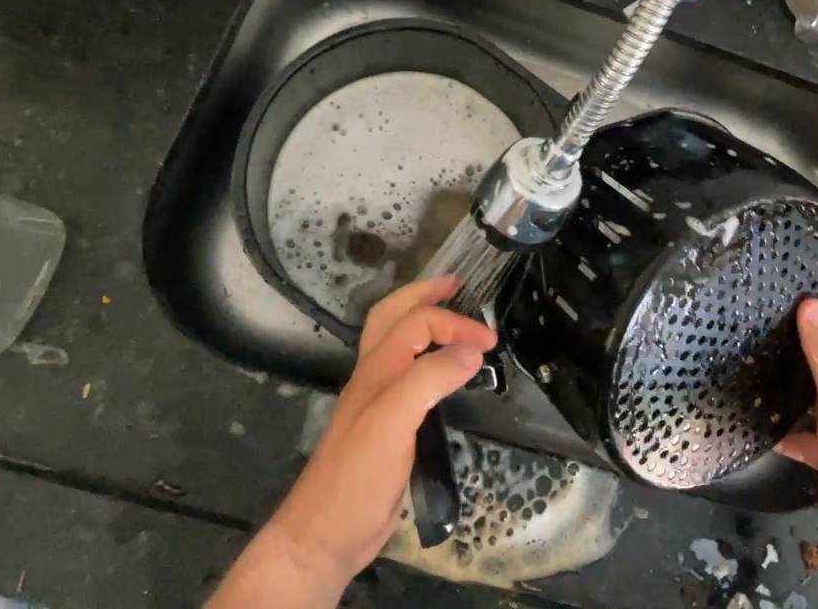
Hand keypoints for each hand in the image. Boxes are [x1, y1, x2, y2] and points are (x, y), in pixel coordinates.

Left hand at [209, 275, 496, 608]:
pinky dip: (425, 356)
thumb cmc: (358, 473)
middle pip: (394, 317)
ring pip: (396, 342)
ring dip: (421, 318)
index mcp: (377, 366)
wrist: (328, 532)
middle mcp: (376, 374)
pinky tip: (441, 368)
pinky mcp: (388, 425)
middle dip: (424, 294)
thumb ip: (430, 379)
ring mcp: (379, 399)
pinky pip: (407, 373)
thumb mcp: (394, 421)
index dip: (455, 324)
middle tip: (456, 285)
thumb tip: (471, 352)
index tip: (490, 344)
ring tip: (449, 311)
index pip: (418, 323)